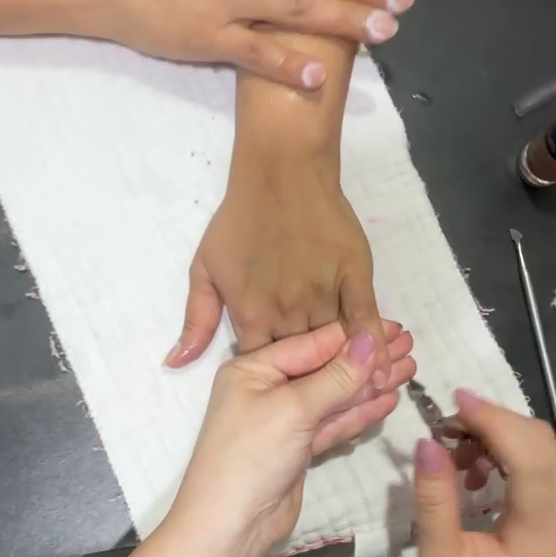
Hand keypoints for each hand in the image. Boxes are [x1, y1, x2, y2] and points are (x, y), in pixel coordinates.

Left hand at [166, 321, 416, 556]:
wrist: (231, 526)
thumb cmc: (251, 456)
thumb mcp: (293, 408)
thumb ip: (335, 377)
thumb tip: (370, 340)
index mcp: (252, 369)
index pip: (311, 343)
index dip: (354, 335)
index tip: (396, 327)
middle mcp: (266, 389)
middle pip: (325, 369)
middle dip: (367, 359)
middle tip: (411, 346)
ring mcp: (283, 421)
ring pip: (333, 397)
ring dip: (369, 385)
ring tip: (410, 369)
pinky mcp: (297, 449)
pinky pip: (332, 423)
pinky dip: (359, 413)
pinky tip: (387, 400)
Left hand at [167, 152, 386, 374]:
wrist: (282, 171)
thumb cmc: (240, 219)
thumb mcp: (204, 269)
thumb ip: (196, 320)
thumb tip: (174, 363)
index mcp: (249, 314)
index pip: (261, 364)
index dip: (270, 375)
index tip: (276, 379)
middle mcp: (286, 312)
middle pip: (300, 363)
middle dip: (307, 378)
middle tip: (315, 385)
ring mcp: (323, 296)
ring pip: (333, 346)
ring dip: (339, 365)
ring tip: (347, 382)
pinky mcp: (354, 279)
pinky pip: (365, 322)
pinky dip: (373, 348)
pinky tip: (381, 369)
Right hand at [412, 390, 555, 556]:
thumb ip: (435, 502)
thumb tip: (427, 444)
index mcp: (541, 534)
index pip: (530, 459)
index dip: (496, 423)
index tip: (457, 402)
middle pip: (542, 444)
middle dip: (494, 422)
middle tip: (447, 426)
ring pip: (543, 449)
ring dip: (499, 435)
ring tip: (456, 453)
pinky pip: (541, 463)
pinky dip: (506, 451)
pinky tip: (476, 468)